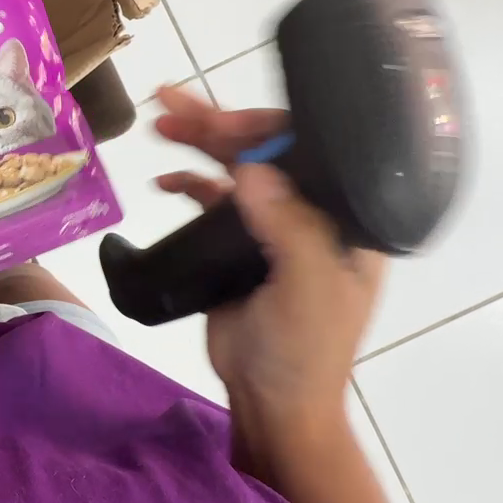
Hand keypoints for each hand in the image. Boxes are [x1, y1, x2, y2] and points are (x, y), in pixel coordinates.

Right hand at [152, 87, 385, 424]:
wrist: (269, 397)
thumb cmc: (303, 348)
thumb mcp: (306, 290)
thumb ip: (288, 230)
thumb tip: (252, 170)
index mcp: (343, 218)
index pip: (309, 153)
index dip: (264, 130)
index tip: (220, 123)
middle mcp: (310, 213)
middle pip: (265, 154)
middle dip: (219, 125)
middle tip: (171, 106)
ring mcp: (271, 228)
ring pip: (235, 170)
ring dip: (198, 144)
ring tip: (160, 124)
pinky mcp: (235, 245)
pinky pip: (212, 200)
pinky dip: (189, 183)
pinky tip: (165, 180)